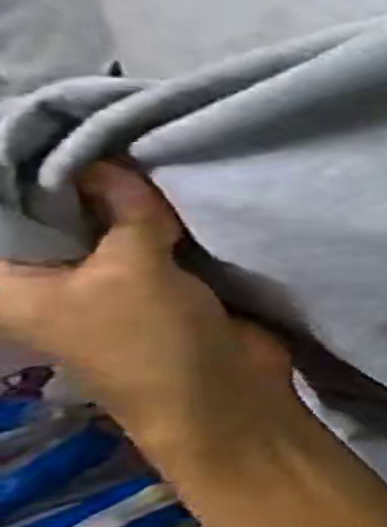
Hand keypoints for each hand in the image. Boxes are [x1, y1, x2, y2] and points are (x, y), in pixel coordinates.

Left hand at [0, 163, 298, 454]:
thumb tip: (109, 163)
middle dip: (85, 183)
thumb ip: (126, 216)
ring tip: (152, 157)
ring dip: (135, 203)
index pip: (0, 215)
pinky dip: (172, 223)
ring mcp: (111, 282)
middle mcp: (50, 278)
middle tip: (115, 138)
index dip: (22, 176)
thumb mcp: (131, 271)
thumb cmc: (151, 339)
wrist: (223, 390)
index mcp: (7, 281)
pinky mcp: (166, 286)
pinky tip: (186, 196)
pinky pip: (159, 243)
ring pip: (112, 228)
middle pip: (55, 216)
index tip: (56, 135)